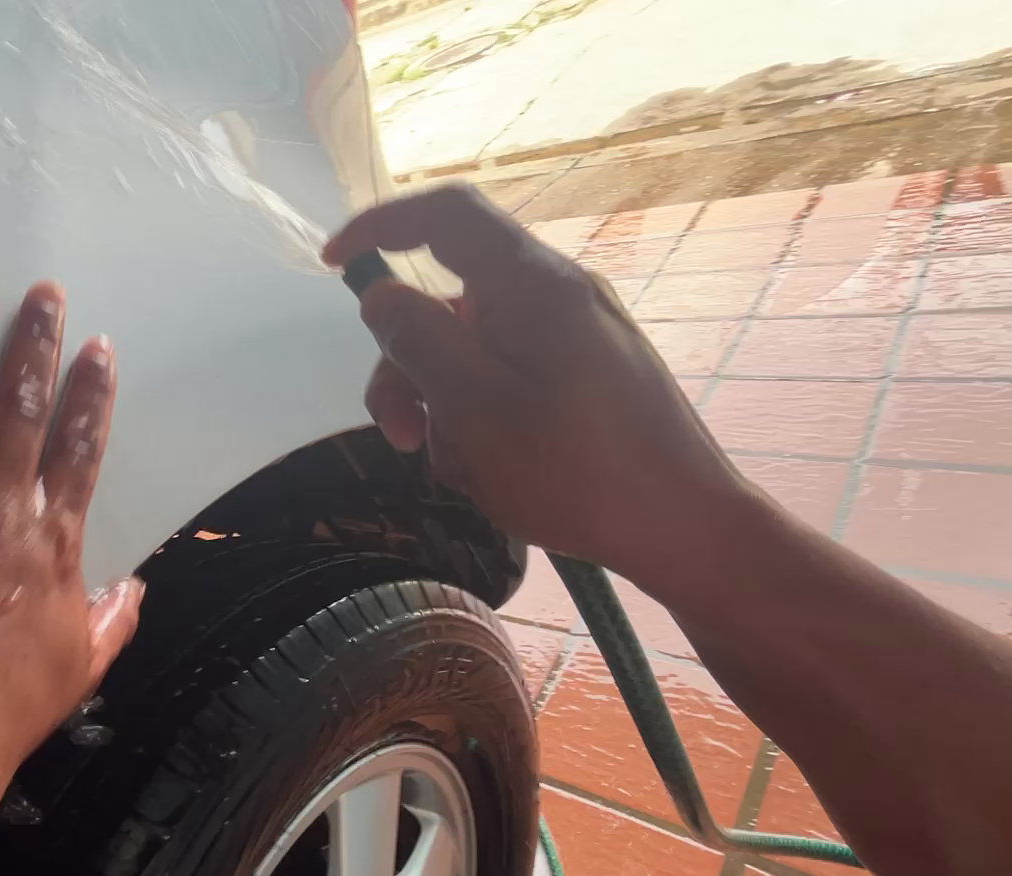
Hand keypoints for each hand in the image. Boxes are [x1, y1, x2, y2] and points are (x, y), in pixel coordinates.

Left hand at [0, 278, 142, 799]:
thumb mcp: (78, 671)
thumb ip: (112, 622)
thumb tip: (136, 589)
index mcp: (50, 543)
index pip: (79, 451)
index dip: (90, 397)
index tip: (98, 350)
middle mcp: (0, 510)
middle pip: (25, 411)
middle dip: (37, 346)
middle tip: (43, 294)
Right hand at [322, 185, 751, 583]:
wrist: (679, 524)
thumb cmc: (575, 469)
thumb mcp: (474, 407)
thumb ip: (417, 340)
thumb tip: (379, 293)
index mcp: (530, 284)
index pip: (445, 214)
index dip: (380, 224)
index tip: (331, 263)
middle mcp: (550, 295)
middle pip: (445, 302)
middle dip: (406, 367)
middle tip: (401, 437)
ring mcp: (566, 335)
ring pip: (466, 348)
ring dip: (439, 404)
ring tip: (458, 467)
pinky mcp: (576, 372)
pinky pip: (500, 376)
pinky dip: (475, 415)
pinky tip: (487, 466)